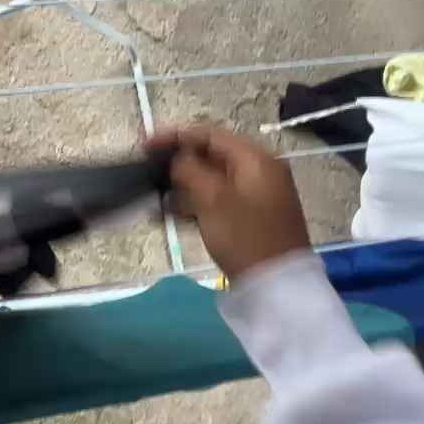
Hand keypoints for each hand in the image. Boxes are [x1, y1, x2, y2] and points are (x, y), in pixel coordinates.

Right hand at [150, 128, 310, 281]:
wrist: (277, 288)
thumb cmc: (244, 236)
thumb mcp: (212, 198)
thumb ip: (189, 169)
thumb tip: (177, 158)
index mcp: (256, 160)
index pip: (211, 136)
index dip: (176, 137)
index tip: (146, 145)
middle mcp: (260, 173)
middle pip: (212, 156)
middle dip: (178, 162)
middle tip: (148, 167)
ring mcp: (257, 197)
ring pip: (212, 180)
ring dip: (183, 184)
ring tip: (155, 192)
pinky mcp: (251, 218)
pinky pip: (217, 200)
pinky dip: (195, 203)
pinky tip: (170, 214)